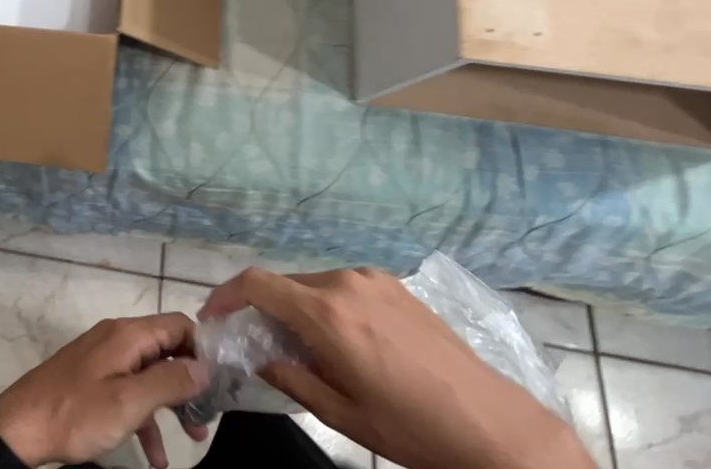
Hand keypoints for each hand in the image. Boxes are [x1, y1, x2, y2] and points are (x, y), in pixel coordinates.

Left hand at [0, 313, 210, 468]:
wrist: (21, 427)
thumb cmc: (77, 412)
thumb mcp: (129, 402)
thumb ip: (168, 381)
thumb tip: (204, 366)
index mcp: (127, 335)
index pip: (178, 325)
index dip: (203, 349)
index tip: (219, 384)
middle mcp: (118, 338)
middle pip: (167, 349)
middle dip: (190, 382)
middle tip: (209, 416)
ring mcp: (104, 359)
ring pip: (150, 373)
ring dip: (172, 404)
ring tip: (194, 438)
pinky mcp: (94, 379)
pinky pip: (130, 391)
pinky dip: (146, 418)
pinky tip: (156, 456)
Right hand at [202, 267, 594, 468]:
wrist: (495, 428)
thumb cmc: (412, 429)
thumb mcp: (340, 412)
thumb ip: (289, 375)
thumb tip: (258, 355)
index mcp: (326, 313)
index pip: (256, 284)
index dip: (226, 296)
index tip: (215, 319)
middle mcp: (346, 282)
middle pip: (284, 283)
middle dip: (264, 309)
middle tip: (260, 345)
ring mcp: (374, 280)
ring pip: (314, 285)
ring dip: (298, 308)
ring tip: (306, 349)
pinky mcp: (397, 287)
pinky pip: (345, 287)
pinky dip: (328, 306)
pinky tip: (345, 342)